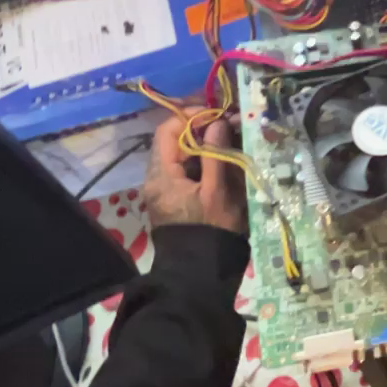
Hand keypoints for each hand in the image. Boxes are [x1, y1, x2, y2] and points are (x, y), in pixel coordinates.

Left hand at [142, 110, 246, 233]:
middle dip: (201, 129)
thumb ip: (216, 154)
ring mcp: (163, 189)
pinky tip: (223, 161)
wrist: (199, 272)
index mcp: (161, 175)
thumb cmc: (210, 230)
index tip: (217, 114)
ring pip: (181, 155)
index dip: (190, 116)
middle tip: (229, 125)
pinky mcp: (173, 198)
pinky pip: (185, 170)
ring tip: (230, 140)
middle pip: (173, 141)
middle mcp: (155, 178)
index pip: (167, 130)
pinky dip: (202, 160)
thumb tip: (218, 122)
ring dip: (204, 144)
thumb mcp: (217, 191)